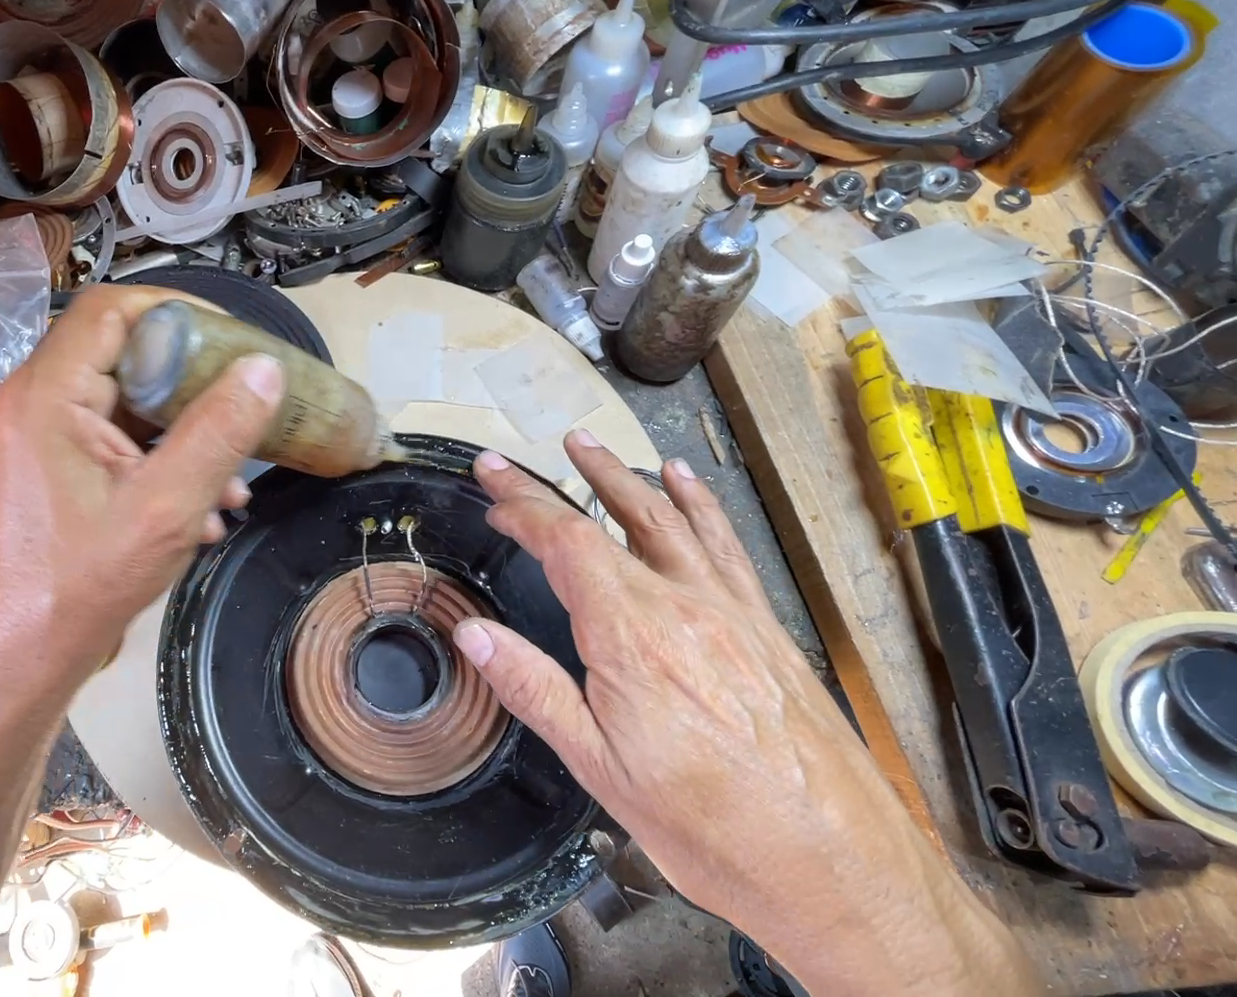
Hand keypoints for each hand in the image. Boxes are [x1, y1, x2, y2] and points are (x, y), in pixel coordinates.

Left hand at [0, 286, 283, 688]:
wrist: (33, 646)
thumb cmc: (87, 580)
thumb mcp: (168, 505)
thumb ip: (219, 432)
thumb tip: (265, 371)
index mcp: (48, 394)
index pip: (111, 309)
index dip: (177, 312)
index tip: (232, 339)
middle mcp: (35, 399)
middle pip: (122, 349)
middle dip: (191, 379)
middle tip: (241, 401)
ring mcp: (42, 431)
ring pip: (126, 395)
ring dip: (184, 427)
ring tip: (229, 478)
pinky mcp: (54, 459)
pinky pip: (117, 432)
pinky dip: (163, 455)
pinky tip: (203, 503)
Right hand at [451, 429, 1031, 994]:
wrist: (839, 868)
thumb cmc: (714, 829)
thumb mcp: (600, 769)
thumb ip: (534, 690)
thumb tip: (474, 635)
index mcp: (632, 639)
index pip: (566, 542)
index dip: (522, 504)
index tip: (492, 482)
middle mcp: (683, 608)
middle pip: (611, 519)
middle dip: (554, 484)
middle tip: (517, 462)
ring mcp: (730, 612)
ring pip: (667, 519)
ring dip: (621, 475)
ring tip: (589, 446)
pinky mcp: (763, 626)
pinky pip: (725, 545)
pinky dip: (699, 504)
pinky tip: (684, 482)